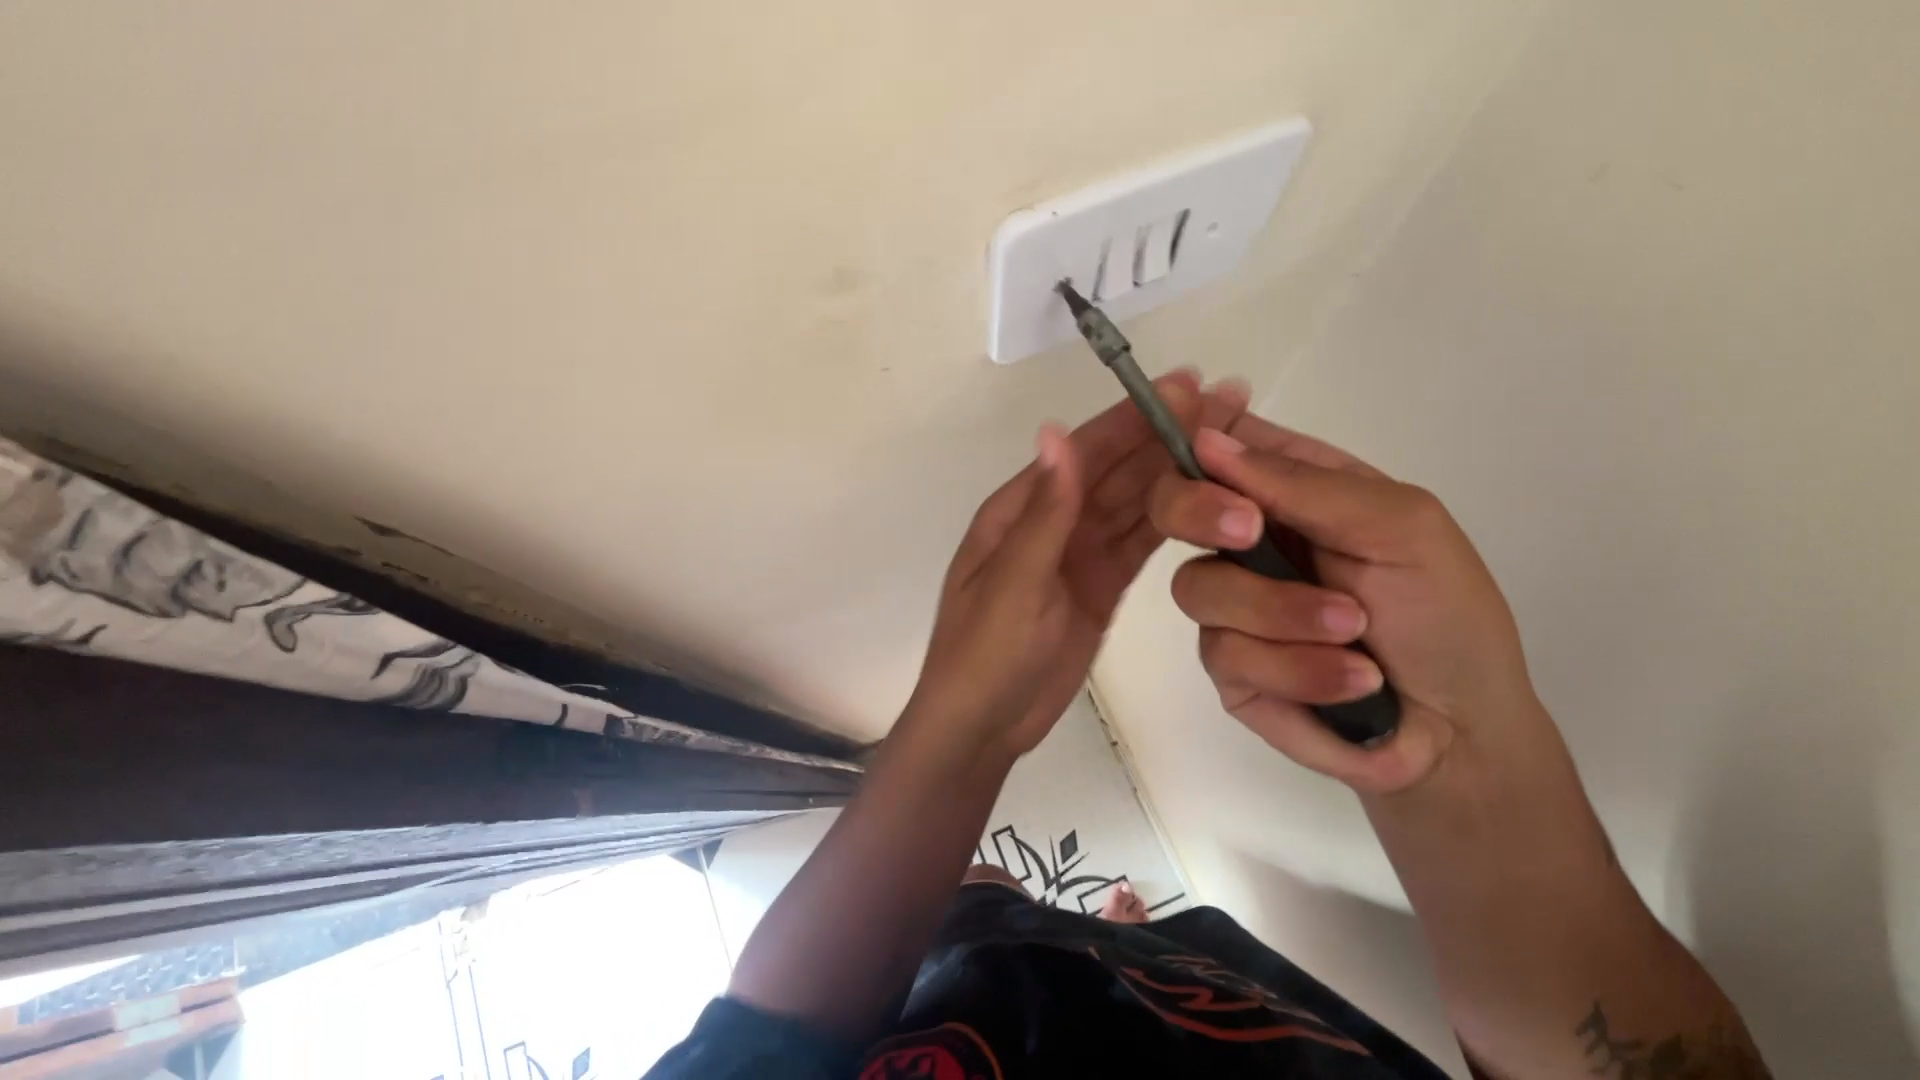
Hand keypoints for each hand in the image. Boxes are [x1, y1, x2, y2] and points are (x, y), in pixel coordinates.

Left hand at [904, 372, 1246, 756]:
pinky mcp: (1100, 588)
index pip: (1085, 453)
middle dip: (1168, 434)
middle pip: (1117, 470)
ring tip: (1233, 440)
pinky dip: (1172, 521)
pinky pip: (1139, 544)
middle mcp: (1053, 522)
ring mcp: (1079, 555)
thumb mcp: (1014, 583)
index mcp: (1020, 510)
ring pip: (1134, 504)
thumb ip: (1045, 513)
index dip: (1134, 418)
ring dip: (1177, 471)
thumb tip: (1055, 431)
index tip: (1188, 385)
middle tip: (1230, 398)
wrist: (984, 726)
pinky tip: (1210, 499)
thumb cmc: (986, 654)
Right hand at [1148, 416, 1540, 794]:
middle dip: (1197, 512)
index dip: (1189, 434)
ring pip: (1198, 589)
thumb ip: (1305, 484)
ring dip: (1282, 614)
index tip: (1194, 446)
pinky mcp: (1231, 669)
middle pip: (1171, 505)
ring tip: (1355, 634)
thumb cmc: (1446, 613)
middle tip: (1248, 532)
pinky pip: (1225, 654)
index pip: (1216, 442)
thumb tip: (1206, 440)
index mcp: (1290, 490)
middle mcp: (1248, 541)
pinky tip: (1351, 682)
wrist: (1461, 731)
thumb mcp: (1400, 526)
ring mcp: (1233, 606)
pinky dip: (1296, 668)